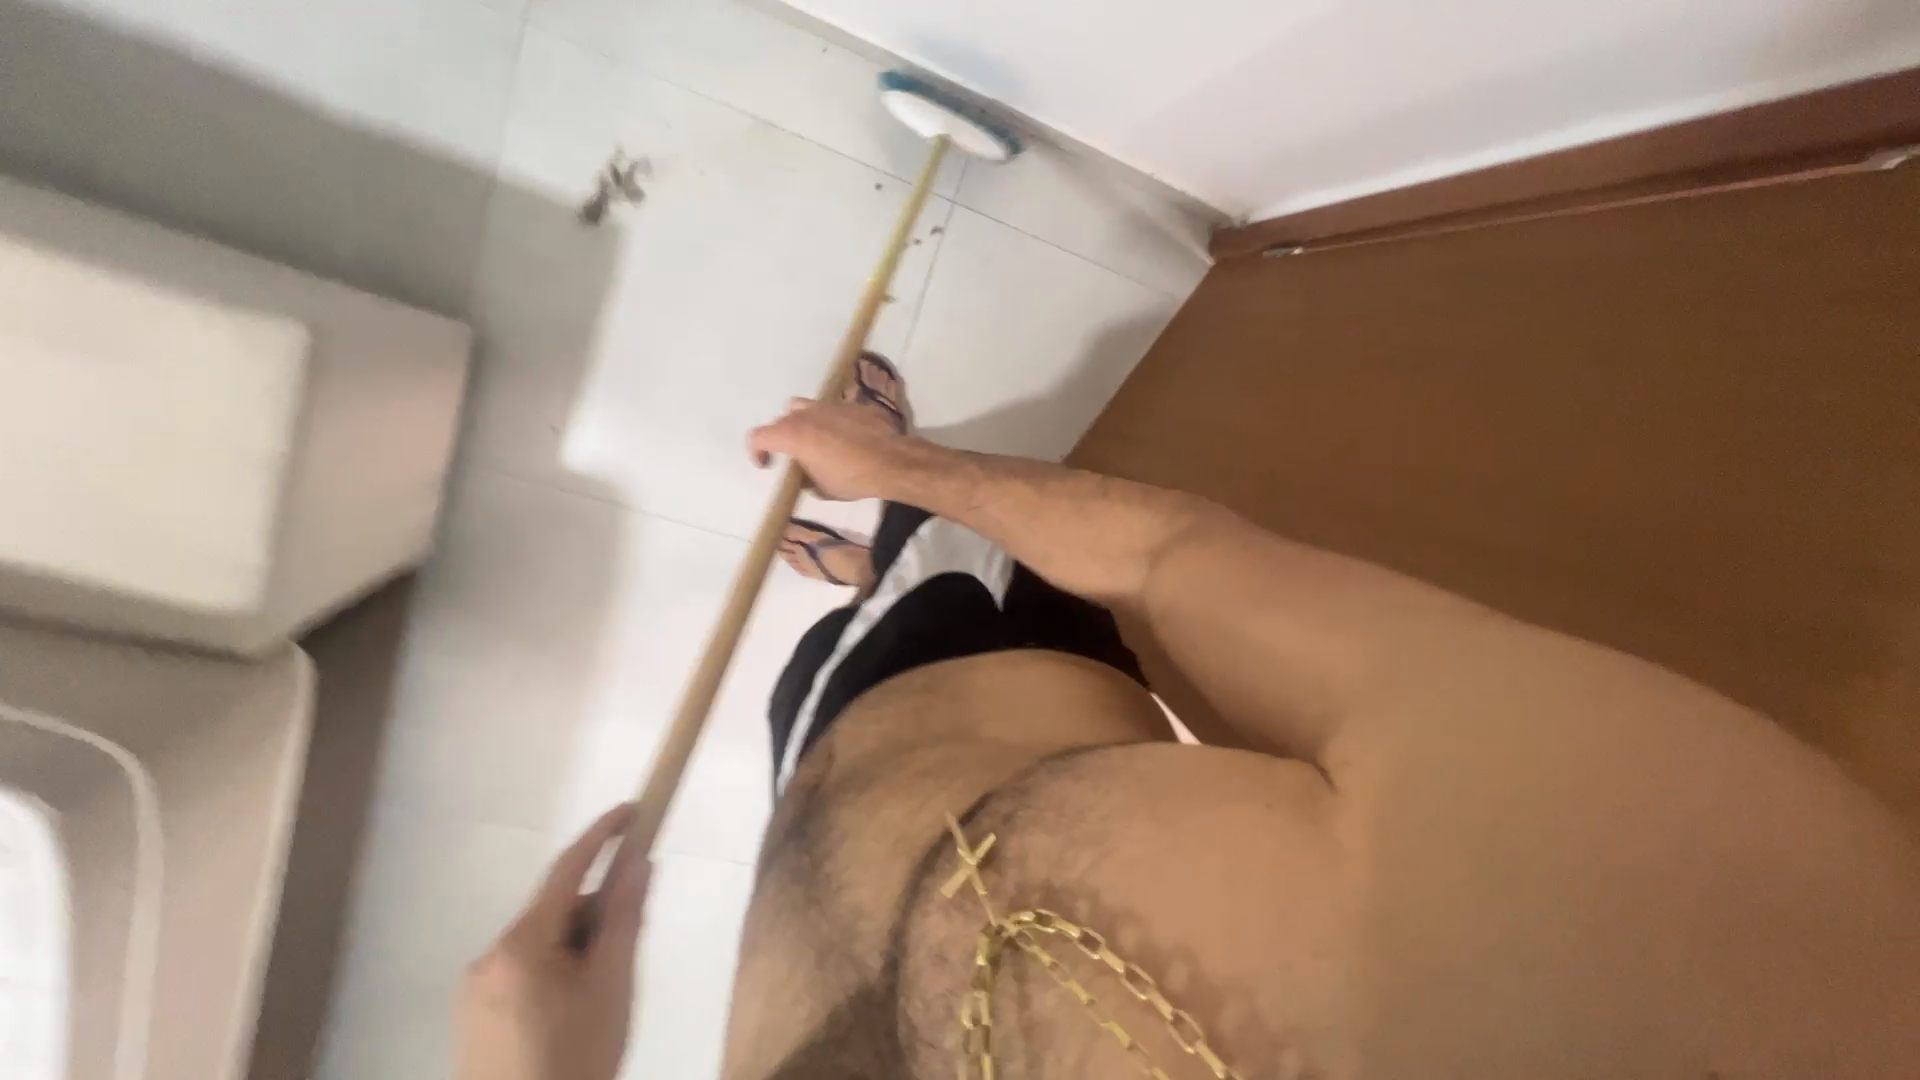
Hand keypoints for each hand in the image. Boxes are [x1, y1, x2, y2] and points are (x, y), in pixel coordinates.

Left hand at [458, 804, 651, 1079]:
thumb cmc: (576, 1058)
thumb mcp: (613, 985)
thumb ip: (624, 917)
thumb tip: (638, 861)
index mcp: (521, 945)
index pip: (567, 869)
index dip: (601, 834)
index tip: (634, 809)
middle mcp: (489, 958)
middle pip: (555, 910)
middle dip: (596, 912)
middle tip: (630, 941)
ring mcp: (475, 991)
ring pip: (542, 943)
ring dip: (578, 946)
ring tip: (605, 992)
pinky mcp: (474, 1019)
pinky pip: (525, 971)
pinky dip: (558, 970)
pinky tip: (578, 1010)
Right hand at [747, 397, 929, 501]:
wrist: (891, 461)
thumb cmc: (852, 478)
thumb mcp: (822, 488)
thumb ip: (806, 477)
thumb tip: (806, 475)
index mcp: (793, 435)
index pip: (758, 436)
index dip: (756, 451)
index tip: (766, 465)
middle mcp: (807, 414)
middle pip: (782, 421)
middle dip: (782, 438)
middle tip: (794, 457)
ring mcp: (830, 405)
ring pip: (805, 407)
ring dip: (803, 423)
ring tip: (816, 442)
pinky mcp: (852, 404)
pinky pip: (833, 410)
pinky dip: (831, 422)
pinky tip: (845, 438)